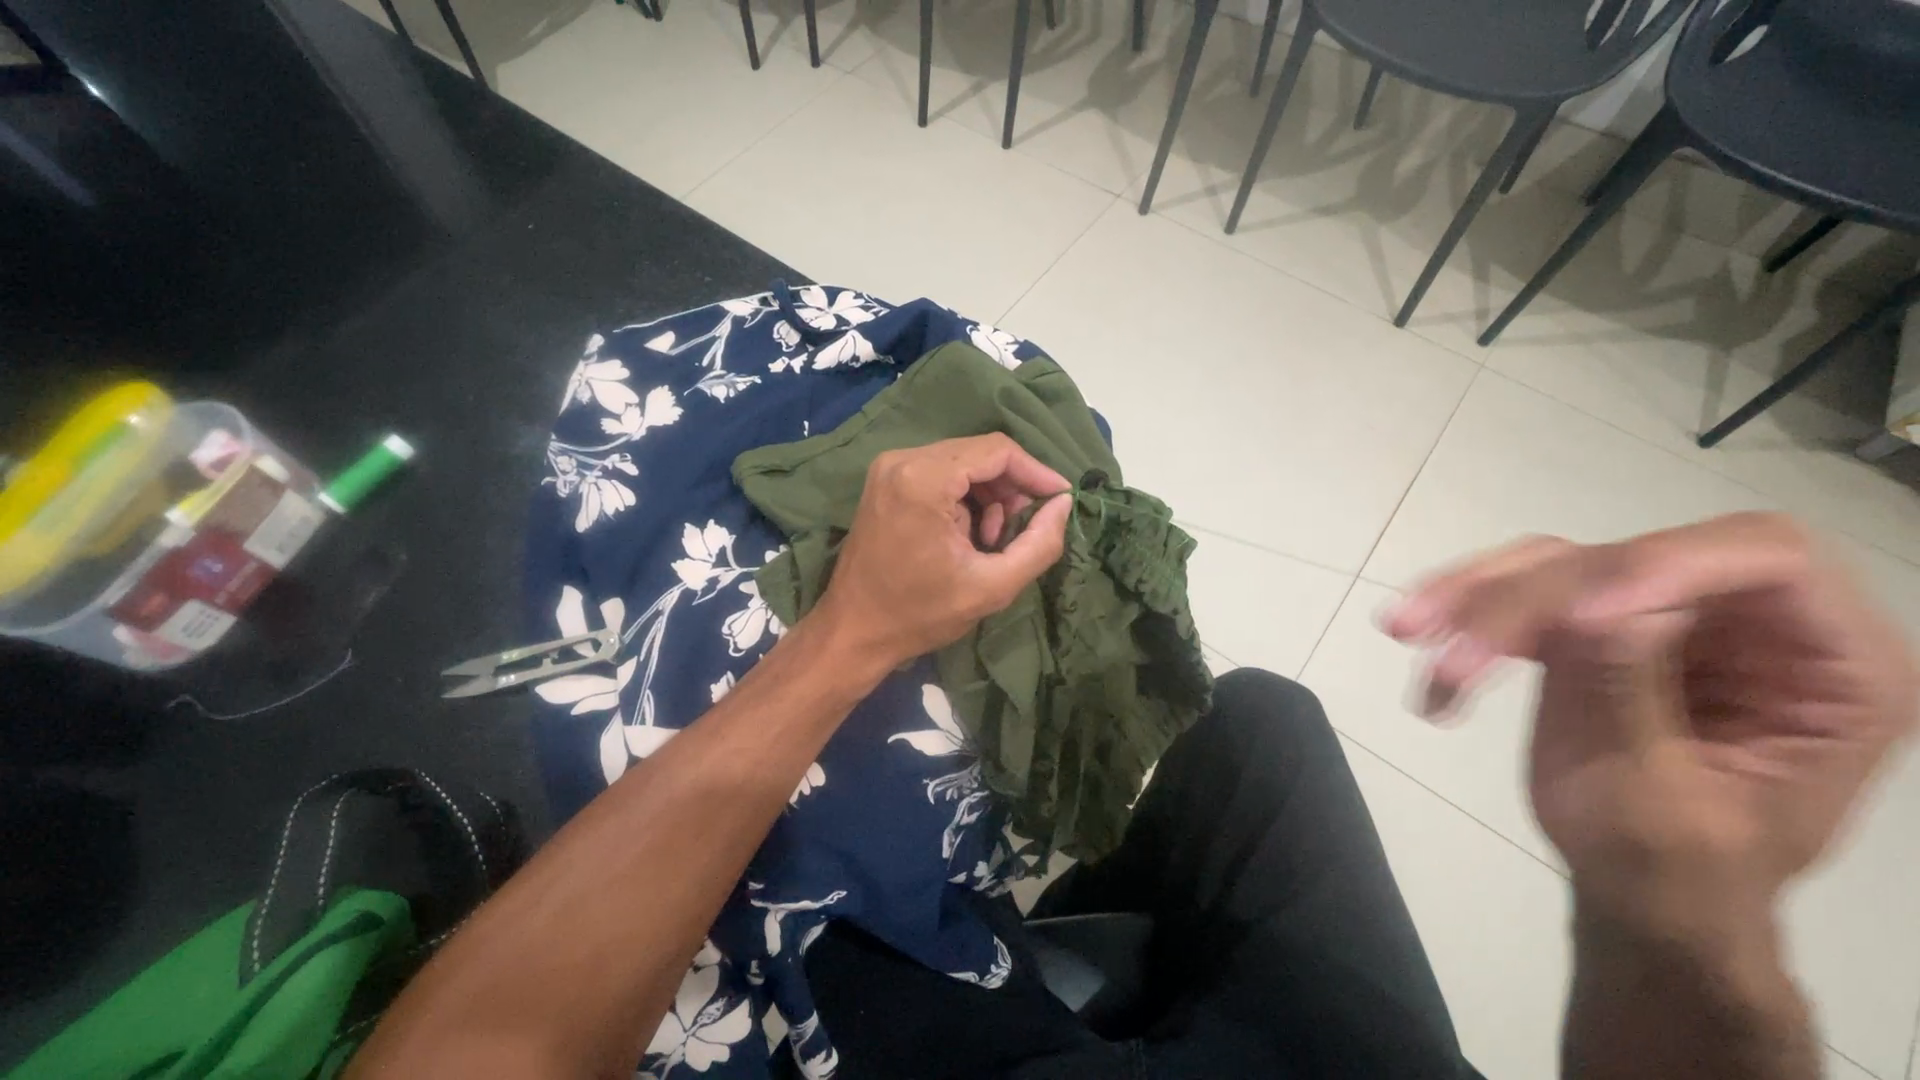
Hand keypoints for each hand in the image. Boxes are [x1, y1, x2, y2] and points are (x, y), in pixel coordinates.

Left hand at [812, 434, 1070, 670]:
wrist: (854, 631)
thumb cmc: (920, 613)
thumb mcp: (993, 586)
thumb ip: (1039, 544)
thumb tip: (1063, 504)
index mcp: (924, 478)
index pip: (998, 450)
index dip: (1036, 472)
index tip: (1062, 499)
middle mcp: (902, 460)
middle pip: (980, 452)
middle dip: (1010, 488)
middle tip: (1020, 530)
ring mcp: (890, 468)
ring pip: (963, 462)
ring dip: (988, 496)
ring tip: (990, 542)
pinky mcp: (886, 481)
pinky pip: (941, 473)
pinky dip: (965, 499)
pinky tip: (967, 537)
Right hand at [1382, 513, 1916, 934]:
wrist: (1636, 898)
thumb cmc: (1676, 876)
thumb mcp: (1662, 808)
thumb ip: (1634, 702)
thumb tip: (1593, 609)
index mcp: (1828, 665)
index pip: (1767, 562)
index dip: (1670, 567)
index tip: (1573, 619)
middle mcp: (1749, 621)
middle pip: (1633, 558)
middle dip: (1530, 599)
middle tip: (1451, 657)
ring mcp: (1663, 616)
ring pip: (1560, 564)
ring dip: (1476, 599)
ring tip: (1406, 635)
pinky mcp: (1591, 625)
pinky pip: (1519, 592)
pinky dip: (1462, 612)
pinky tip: (1415, 640)